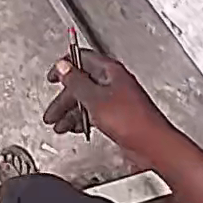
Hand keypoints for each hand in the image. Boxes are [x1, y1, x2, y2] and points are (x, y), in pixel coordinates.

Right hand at [44, 51, 175, 150]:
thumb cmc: (131, 120)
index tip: (52, 76)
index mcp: (110, 71)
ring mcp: (116, 99)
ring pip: (87, 100)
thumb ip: (76, 82)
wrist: (151, 144)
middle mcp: (113, 82)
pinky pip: (94, 113)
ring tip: (58, 125)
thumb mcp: (95, 99)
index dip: (65, 66)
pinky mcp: (118, 115)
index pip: (82, 59)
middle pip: (82, 83)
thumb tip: (63, 66)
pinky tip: (75, 128)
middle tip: (52, 111)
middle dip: (64, 98)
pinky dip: (82, 120)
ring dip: (71, 112)